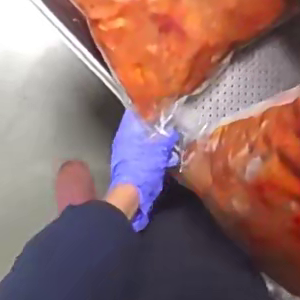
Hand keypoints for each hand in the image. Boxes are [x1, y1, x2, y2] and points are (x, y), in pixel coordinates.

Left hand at [106, 111, 178, 230]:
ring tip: (173, 134)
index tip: (162, 102)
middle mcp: (125, 140)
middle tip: (172, 117)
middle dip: (155, 122)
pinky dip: (157, 151)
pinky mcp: (135, 167)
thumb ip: (167, 137)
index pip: (136, 111)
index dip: (148, 105)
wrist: (132, 197)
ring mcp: (128, 154)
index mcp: (127, 132)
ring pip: (144, 140)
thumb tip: (174, 130)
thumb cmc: (142, 169)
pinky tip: (168, 152)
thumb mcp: (159, 150)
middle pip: (140, 125)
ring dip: (157, 138)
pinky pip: (148, 153)